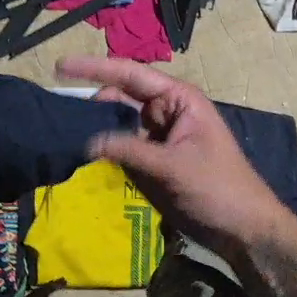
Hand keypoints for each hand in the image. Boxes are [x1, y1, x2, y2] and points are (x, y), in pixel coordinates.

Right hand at [57, 55, 291, 253]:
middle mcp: (164, 111)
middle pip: (118, 97)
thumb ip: (128, 150)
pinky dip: (102, 147)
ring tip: (59, 130)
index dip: (94, 68)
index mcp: (177, 98)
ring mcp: (157, 136)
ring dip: (92, 126)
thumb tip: (85, 142)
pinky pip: (120, 146)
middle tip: (54, 112)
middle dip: (89, 101)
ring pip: (116, 122)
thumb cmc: (219, 188)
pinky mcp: (151, 160)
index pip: (130, 74)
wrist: (243, 230)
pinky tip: (78, 151)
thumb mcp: (172, 167)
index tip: (59, 66)